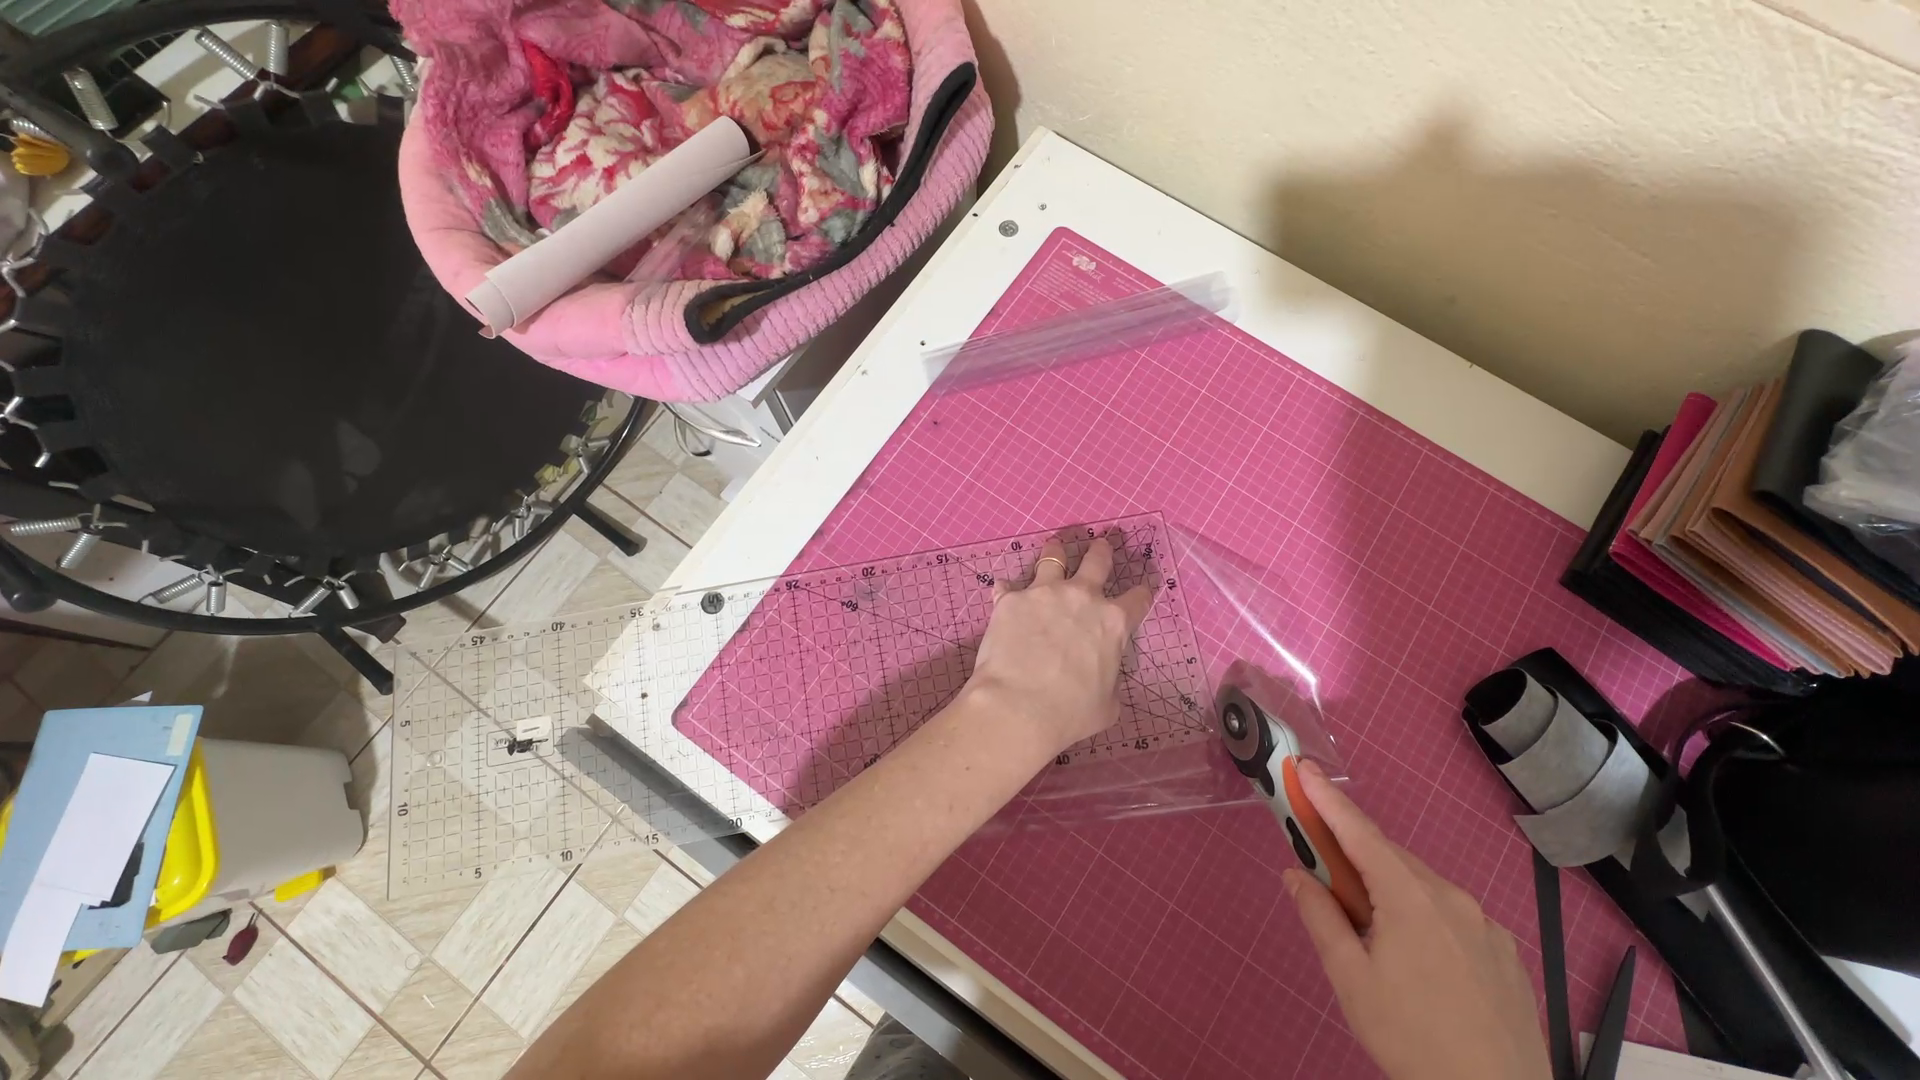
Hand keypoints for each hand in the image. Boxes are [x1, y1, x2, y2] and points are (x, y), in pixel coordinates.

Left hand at [963, 533, 1153, 756]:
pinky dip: (1007, 590)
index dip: (1142, 593)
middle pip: (1098, 560)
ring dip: (1056, 552)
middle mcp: (1082, 597)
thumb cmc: (1070, 713)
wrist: (1017, 706)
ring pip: (1053, 557)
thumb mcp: (1107, 705)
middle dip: (1101, 551)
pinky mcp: (1010, 599)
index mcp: (1113, 622)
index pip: (1138, 598)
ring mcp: (1044, 593)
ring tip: (1054, 549)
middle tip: (1101, 546)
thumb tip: (1102, 678)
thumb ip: (1109, 681)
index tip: (1140, 591)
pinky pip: (1007, 586)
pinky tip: (1003, 592)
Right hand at [1286, 760, 1550, 1079]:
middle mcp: (1452, 897)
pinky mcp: (1505, 952)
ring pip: (1423, 888)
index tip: (1303, 768)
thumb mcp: (1350, 979)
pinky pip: (1452, 915)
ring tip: (1370, 934)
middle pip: (1391, 859)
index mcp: (1410, 897)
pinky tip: (1418, 961)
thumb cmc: (1410, 1036)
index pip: (1359, 832)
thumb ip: (1320, 917)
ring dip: (1388, 890)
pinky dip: (1422, 916)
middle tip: (1323, 873)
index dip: (1327, 798)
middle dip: (1353, 855)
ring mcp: (1485, 924)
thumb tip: (1296, 874)